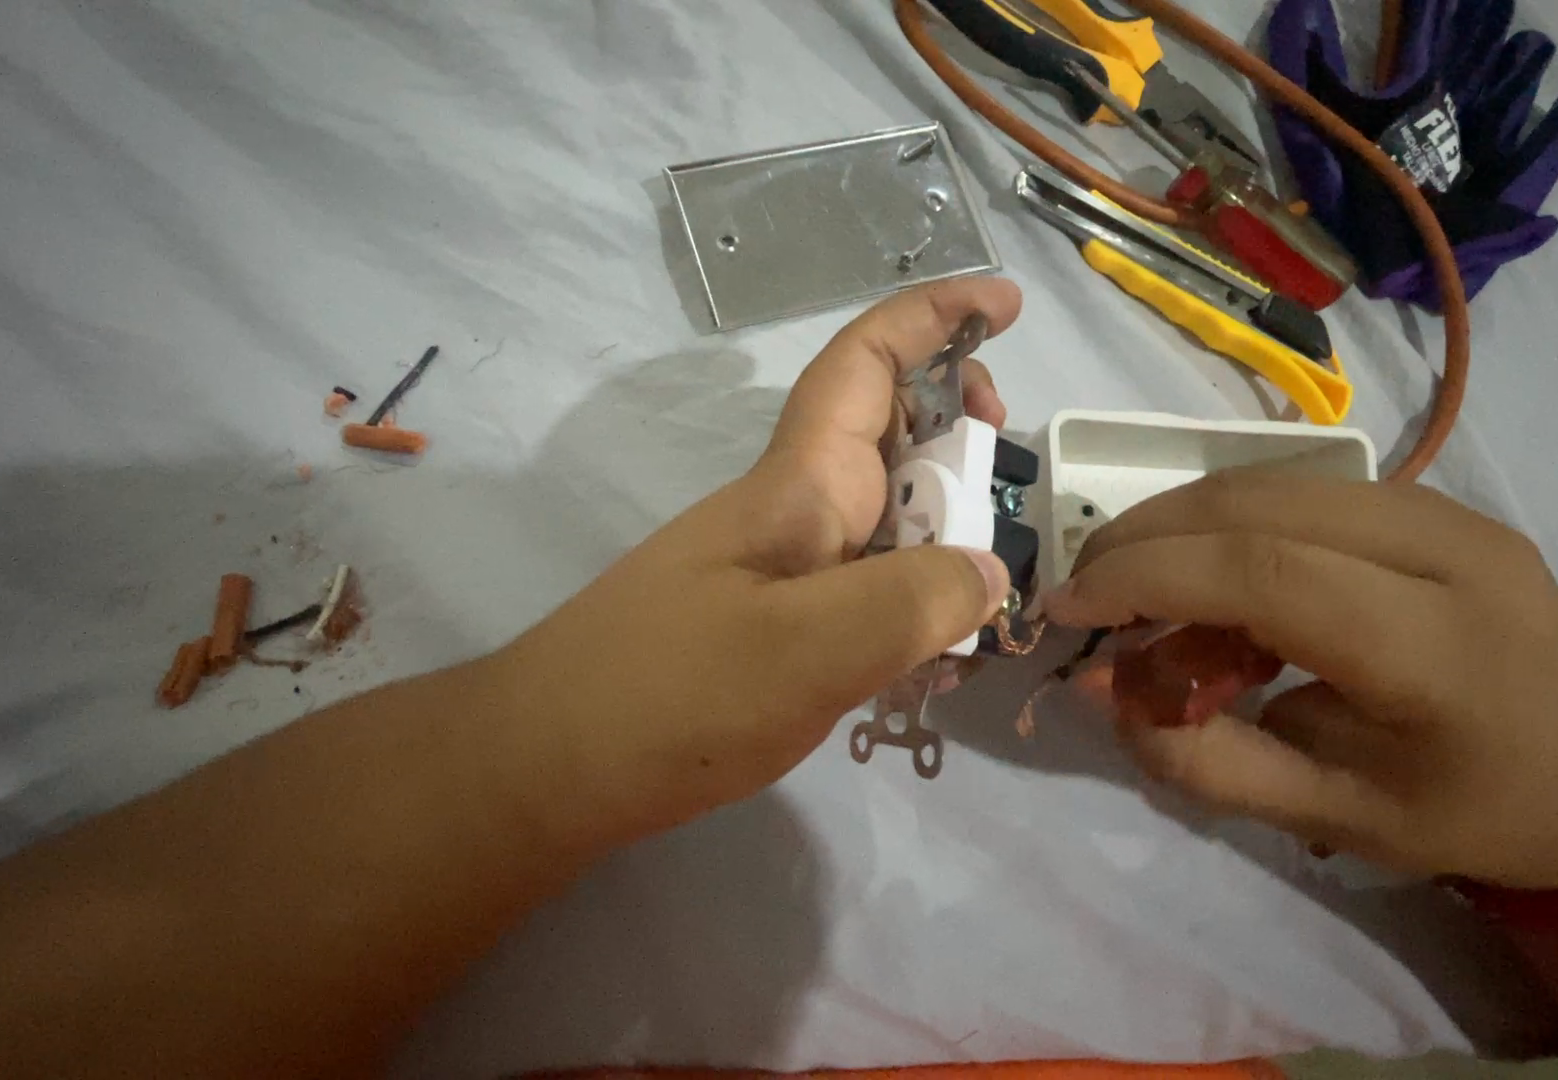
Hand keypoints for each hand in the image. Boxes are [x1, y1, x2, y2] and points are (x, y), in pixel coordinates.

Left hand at [489, 279, 1019, 834]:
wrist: (550, 766)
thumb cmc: (670, 695)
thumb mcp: (807, 649)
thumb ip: (912, 603)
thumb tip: (987, 572)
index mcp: (797, 485)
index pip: (866, 364)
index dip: (935, 317)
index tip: (1007, 303)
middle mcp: (791, 511)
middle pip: (884, 435)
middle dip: (957, 430)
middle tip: (1004, 474)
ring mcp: (779, 569)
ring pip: (880, 517)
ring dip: (942, 529)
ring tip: (986, 583)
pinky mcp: (772, 624)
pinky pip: (860, 584)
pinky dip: (909, 597)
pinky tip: (934, 649)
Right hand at [1042, 468, 1557, 888]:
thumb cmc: (1448, 812)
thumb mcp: (1316, 813)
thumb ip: (1194, 752)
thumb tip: (1096, 681)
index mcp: (1443, 650)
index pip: (1263, 575)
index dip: (1145, 577)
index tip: (1067, 608)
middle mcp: (1456, 553)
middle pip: (1254, 505)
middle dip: (1141, 538)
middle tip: (1082, 586)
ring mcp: (1447, 511)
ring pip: (1262, 481)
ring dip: (1169, 521)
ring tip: (1125, 575)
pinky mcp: (1425, 500)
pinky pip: (1287, 487)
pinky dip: (1213, 520)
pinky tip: (1194, 564)